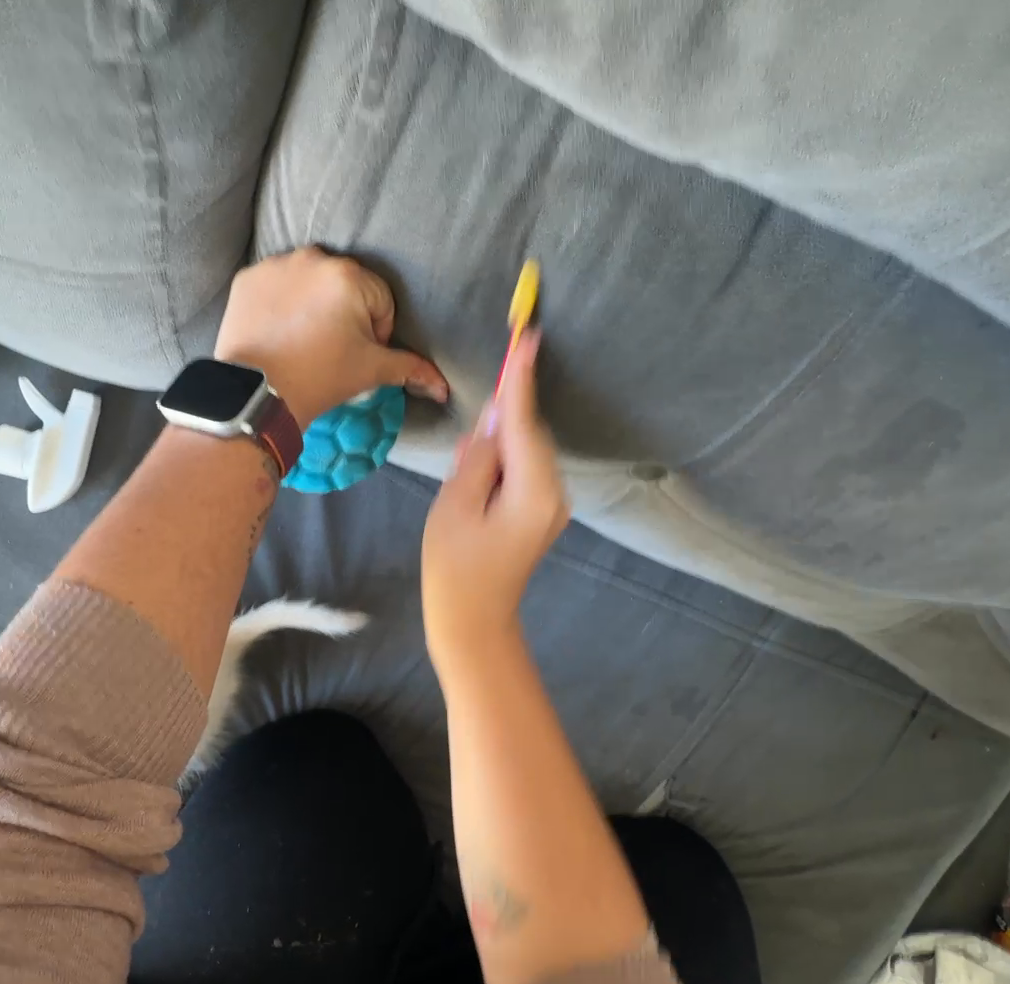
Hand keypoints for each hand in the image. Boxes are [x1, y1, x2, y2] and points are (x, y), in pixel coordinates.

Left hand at [213, 247, 448, 426]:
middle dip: (344, 315)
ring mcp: (276, 265)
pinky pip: (276, 285)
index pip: (380, 300)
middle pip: (344, 286)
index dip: (374, 333)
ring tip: (303, 342)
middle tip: (330, 350)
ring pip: (309, 283)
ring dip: (312, 306)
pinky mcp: (247, 277)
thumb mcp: (371, 372)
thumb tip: (443, 388)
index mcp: (350, 276)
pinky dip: (280, 304)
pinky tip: (277, 333)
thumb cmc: (321, 378)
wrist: (258, 394)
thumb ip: (411, 369)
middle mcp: (313, 258)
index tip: (356, 356)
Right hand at [422, 330, 567, 659]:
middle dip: (503, 417)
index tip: (529, 337)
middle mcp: (555, 494)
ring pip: (525, 452)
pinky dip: (504, 461)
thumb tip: (495, 418)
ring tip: (468, 471)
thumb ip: (478, 455)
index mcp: (533, 491)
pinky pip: (524, 470)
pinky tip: (479, 474)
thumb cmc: (454, 566)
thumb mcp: (454, 503)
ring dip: (500, 443)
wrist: (473, 620)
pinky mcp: (543, 512)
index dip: (521, 379)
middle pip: (528, 435)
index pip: (524, 422)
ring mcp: (553, 505)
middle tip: (478, 418)